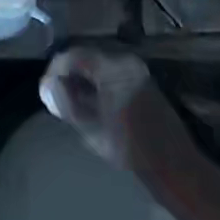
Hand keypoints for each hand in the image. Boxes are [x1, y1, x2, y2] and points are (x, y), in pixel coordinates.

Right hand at [37, 46, 150, 164]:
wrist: (173, 164)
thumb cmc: (130, 149)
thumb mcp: (91, 129)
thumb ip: (67, 104)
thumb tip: (49, 86)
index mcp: (112, 69)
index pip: (74, 56)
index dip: (55, 69)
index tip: (45, 88)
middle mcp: (125, 61)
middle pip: (86, 56)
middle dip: (67, 73)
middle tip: (54, 94)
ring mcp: (136, 69)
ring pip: (98, 64)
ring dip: (81, 77)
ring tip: (68, 99)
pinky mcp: (141, 79)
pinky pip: (111, 71)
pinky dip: (96, 81)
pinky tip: (89, 100)